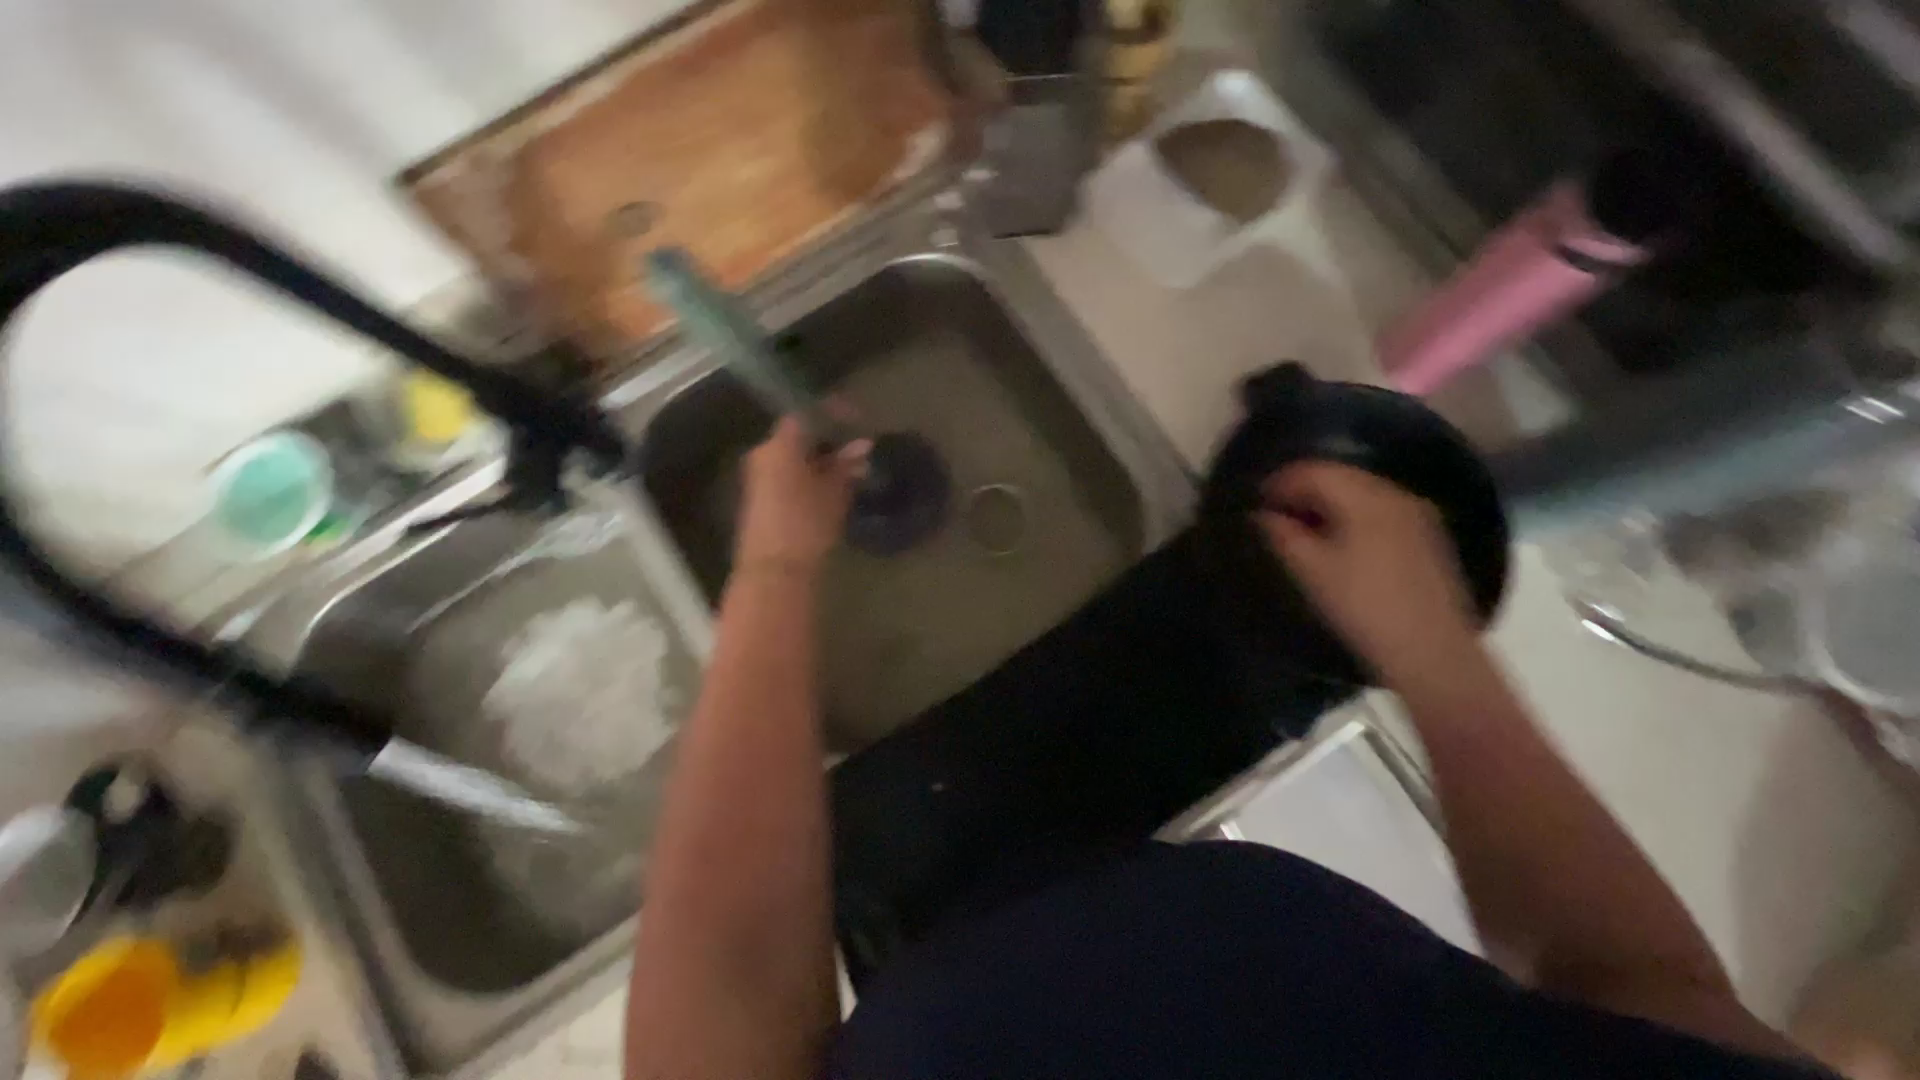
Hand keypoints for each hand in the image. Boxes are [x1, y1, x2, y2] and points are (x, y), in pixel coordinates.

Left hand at [735, 416, 869, 573]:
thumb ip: (847, 464)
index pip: (806, 414)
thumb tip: (863, 445)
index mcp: (779, 445)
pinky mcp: (760, 501)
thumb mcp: (834, 492)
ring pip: (794, 458)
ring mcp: (758, 478)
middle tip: (859, 450)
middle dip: (829, 441)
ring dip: (820, 461)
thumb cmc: (807, 524)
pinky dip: (809, 477)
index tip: (857, 420)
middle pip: (798, 437)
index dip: (833, 414)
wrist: (773, 571)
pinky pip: (787, 476)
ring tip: (852, 472)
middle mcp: (763, 454)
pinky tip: (832, 489)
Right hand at [1255, 462, 1481, 685]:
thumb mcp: (1312, 572)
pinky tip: (1342, 541)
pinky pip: (1381, 510)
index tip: (1257, 500)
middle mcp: (1394, 495)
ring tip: (1306, 528)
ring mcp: (1417, 514)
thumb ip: (1283, 535)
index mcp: (1364, 498)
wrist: (1432, 651)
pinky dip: (1354, 515)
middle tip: (1277, 514)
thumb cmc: (1363, 608)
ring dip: (1330, 503)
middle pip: (1341, 476)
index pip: (1314, 472)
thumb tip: (1263, 516)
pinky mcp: (1429, 536)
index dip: (1280, 482)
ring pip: (1362, 492)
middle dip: (1305, 490)